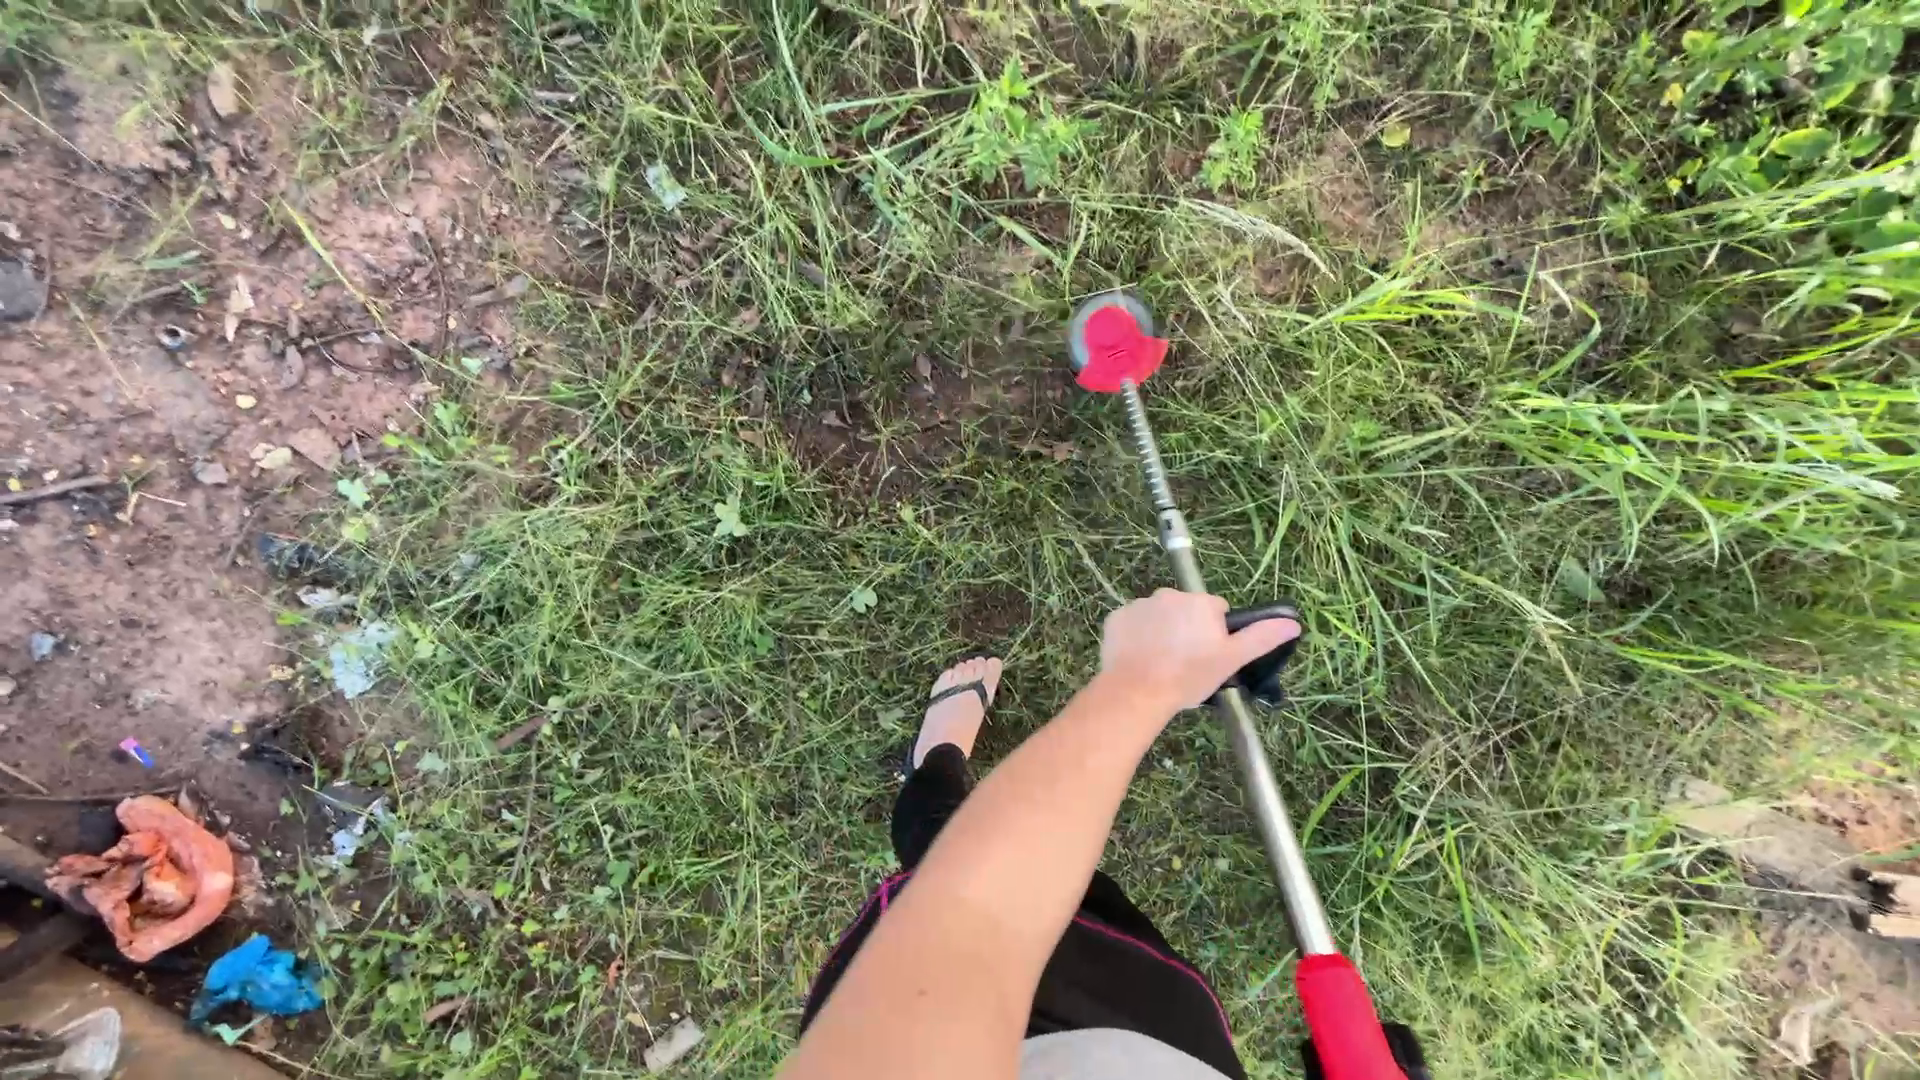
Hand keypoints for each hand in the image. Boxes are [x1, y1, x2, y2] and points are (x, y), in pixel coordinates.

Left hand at [1099, 589, 1300, 710]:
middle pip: (1185, 611)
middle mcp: (1168, 595)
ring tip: (1161, 664)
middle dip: (1188, 630)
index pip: (1215, 610)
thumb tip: (1293, 622)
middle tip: (1185, 662)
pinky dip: (1137, 636)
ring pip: (1158, 616)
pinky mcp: (1115, 618)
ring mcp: (1138, 605)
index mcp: (1199, 602)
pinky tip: (1139, 659)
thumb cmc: (1188, 676)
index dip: (1215, 634)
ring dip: (1162, 632)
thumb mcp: (1230, 659)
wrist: (1136, 690)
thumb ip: (1261, 637)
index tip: (1208, 655)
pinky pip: (1132, 624)